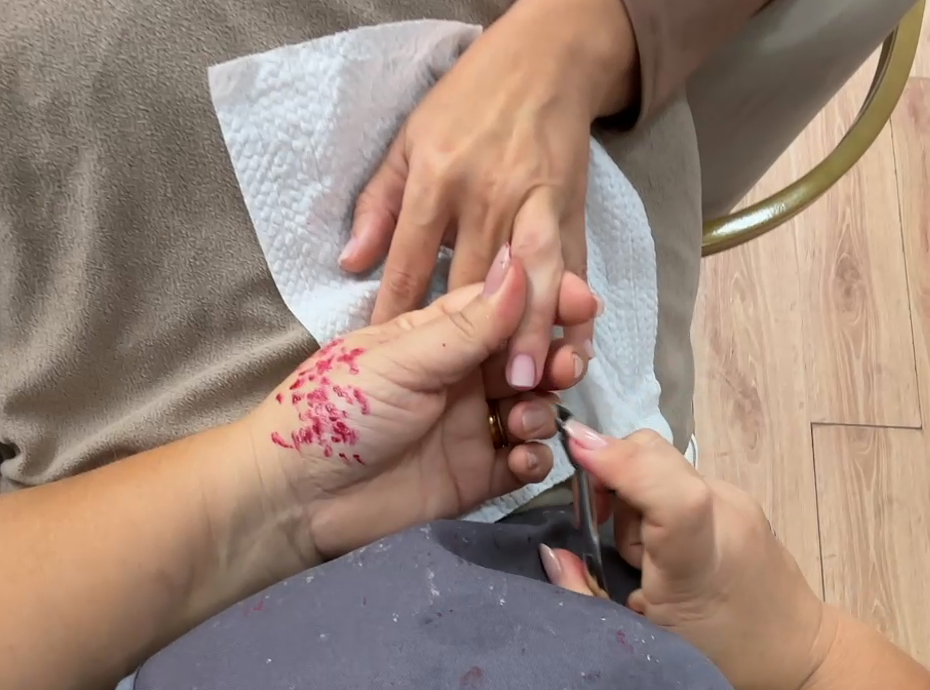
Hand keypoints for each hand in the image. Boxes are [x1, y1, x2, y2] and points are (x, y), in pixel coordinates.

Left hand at [245, 247, 598, 559]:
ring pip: (532, 410)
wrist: (299, 499)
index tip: (583, 303)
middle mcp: (461, 379)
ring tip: (522, 419)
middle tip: (564, 367)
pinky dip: (533, 459)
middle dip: (554, 359)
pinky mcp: (474, 477)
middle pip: (528, 360)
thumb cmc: (335, 413)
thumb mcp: (401, 361)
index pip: (505, 308)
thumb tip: (519, 264)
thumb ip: (467, 326)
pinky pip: (521, 462)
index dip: (546, 302)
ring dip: (541, 410)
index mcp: (438, 337)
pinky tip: (520, 459)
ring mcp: (470, 429)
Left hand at [339, 0, 636, 393]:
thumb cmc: (469, 102)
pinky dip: (576, 314)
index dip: (395, 312)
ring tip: (532, 382)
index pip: (410, 262)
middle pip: (479, 282)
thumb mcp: (409, 140)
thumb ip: (378, 205)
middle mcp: (488, 198)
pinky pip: (574, 274)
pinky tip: (578, 348)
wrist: (550, 58)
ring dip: (535, 335)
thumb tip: (351, 262)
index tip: (387, 359)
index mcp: (437, 181)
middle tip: (476, 392)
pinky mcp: (573, 217)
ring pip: (535, 282)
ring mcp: (536, 207)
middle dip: (476, 339)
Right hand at [539, 424, 840, 689]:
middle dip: (610, 475)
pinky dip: (653, 498)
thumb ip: (587, 594)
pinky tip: (662, 543)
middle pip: (654, 456)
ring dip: (632, 495)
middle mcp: (725, 518)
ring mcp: (738, 501)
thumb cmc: (719, 658)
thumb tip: (552, 550)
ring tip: (643, 554)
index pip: (670, 497)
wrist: (800, 655)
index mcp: (699, 564)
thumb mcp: (642, 640)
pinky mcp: (740, 498)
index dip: (621, 464)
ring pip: (661, 464)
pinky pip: (678, 477)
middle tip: (599, 526)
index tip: (575, 445)